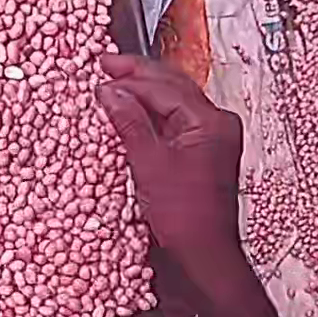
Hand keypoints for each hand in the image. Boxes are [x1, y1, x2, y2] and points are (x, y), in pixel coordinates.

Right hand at [96, 54, 247, 291]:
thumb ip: (130, 123)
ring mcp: (212, 138)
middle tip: (106, 64)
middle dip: (138, 75)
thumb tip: (110, 92)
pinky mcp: (203, 152)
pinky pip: (175, 121)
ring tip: (116, 81)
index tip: (101, 72)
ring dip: (145, 92)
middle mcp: (217, 123)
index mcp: (210, 122)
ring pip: (174, 102)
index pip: (164, 88)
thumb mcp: (149, 164)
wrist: (203, 252)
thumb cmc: (183, 215)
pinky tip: (133, 110)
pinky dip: (152, 113)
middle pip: (173, 87)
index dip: (129, 80)